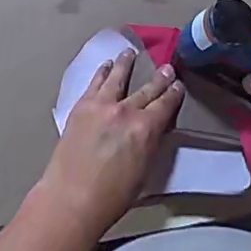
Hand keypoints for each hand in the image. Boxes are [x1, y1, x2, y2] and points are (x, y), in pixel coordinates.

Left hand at [33, 49, 183, 234]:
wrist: (71, 198)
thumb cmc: (112, 196)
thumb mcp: (144, 170)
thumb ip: (150, 143)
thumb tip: (154, 129)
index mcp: (146, 129)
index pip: (166, 105)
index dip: (174, 94)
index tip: (178, 85)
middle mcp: (126, 111)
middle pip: (147, 89)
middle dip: (159, 78)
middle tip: (167, 67)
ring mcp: (102, 105)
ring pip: (118, 77)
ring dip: (126, 63)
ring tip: (130, 52)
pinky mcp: (82, 106)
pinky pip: (95, 83)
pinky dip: (102, 72)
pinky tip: (106, 66)